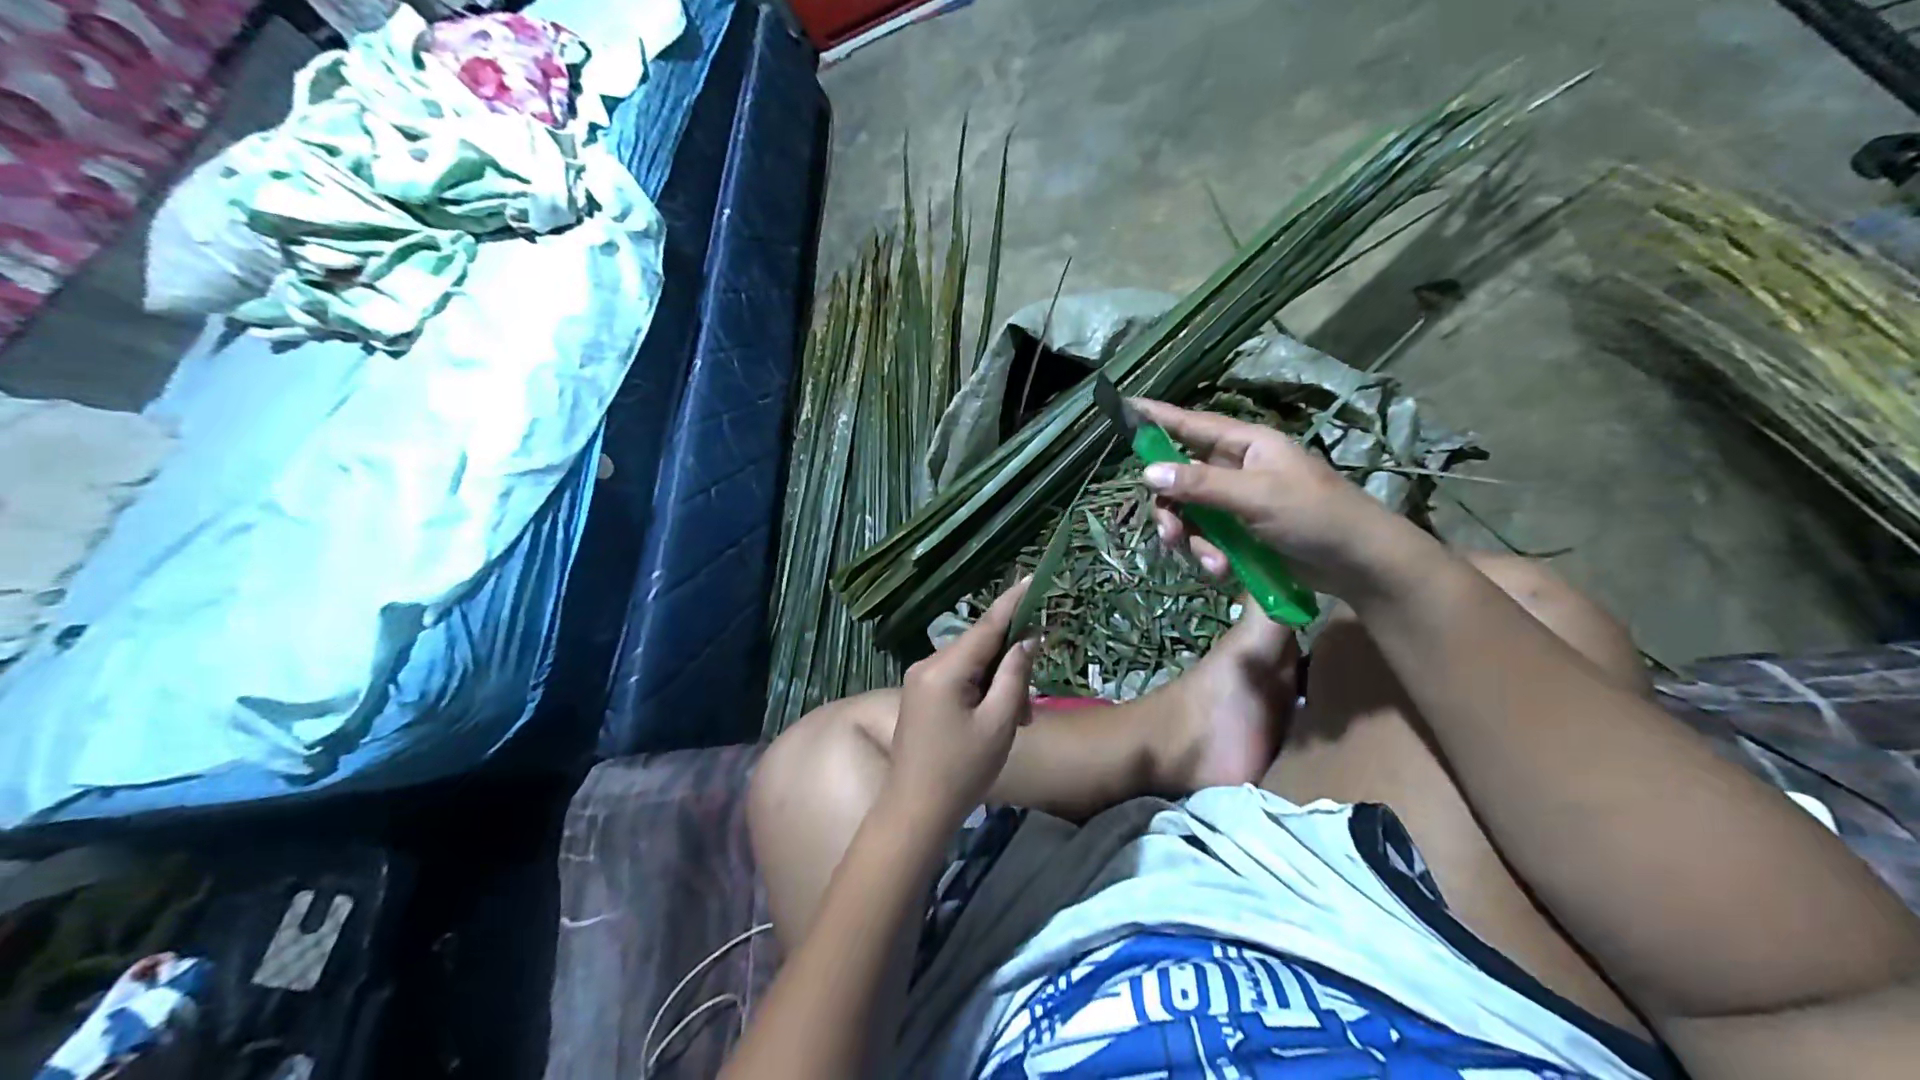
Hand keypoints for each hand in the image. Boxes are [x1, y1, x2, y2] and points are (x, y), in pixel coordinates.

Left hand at [887, 579, 1035, 828]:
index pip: (986, 626)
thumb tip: (1026, 639)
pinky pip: (958, 680)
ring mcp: (920, 680)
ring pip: (971, 666)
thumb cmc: (962, 769)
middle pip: (979, 648)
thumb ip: (1013, 675)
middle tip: (1029, 707)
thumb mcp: (999, 722)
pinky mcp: (920, 695)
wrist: (916, 809)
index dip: (1011, 602)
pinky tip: (995, 721)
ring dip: (997, 685)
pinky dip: (981, 693)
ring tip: (1015, 723)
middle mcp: (927, 665)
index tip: (1031, 578)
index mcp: (944, 670)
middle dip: (1009, 666)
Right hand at [1132, 398, 1435, 601]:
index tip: (1124, 408)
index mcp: (1246, 445)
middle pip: (1179, 479)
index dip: (1158, 418)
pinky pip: (1205, 537)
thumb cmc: (1315, 516)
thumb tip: (1147, 472)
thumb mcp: (1256, 496)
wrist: (1359, 564)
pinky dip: (1208, 554)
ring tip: (1212, 564)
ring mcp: (1237, 503)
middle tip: (1169, 535)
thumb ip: (1201, 484)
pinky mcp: (1240, 533)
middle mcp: (1236, 469)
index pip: (1192, 425)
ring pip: (1188, 513)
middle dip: (1171, 509)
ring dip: (1192, 540)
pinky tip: (1223, 571)